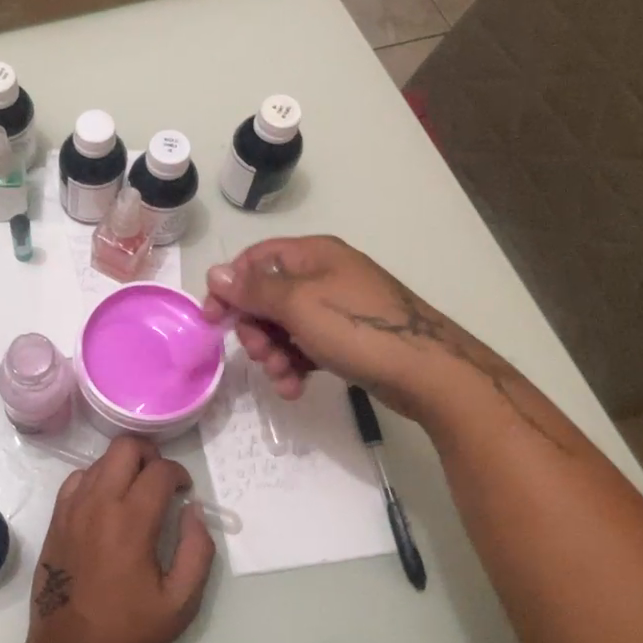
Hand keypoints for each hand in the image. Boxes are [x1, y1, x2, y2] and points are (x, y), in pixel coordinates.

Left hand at [26, 436, 214, 642]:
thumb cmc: (129, 630)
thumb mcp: (181, 602)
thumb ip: (198, 550)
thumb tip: (194, 512)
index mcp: (132, 522)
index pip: (159, 471)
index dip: (179, 474)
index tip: (186, 492)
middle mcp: (98, 504)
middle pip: (124, 448)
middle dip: (150, 454)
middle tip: (162, 480)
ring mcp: (71, 509)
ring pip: (99, 460)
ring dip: (123, 466)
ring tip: (136, 491)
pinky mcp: (55, 520)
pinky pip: (75, 479)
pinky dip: (96, 479)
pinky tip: (106, 502)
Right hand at [202, 235, 476, 412]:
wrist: (430, 372)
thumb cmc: (359, 329)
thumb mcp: (298, 305)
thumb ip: (253, 289)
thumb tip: (215, 272)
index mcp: (312, 255)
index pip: (254, 260)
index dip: (229, 287)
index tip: (213, 320)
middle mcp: (323, 275)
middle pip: (266, 297)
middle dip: (254, 329)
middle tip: (259, 355)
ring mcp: (336, 308)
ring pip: (283, 326)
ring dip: (272, 353)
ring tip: (281, 377)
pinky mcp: (347, 339)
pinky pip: (305, 347)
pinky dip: (294, 365)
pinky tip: (295, 388)